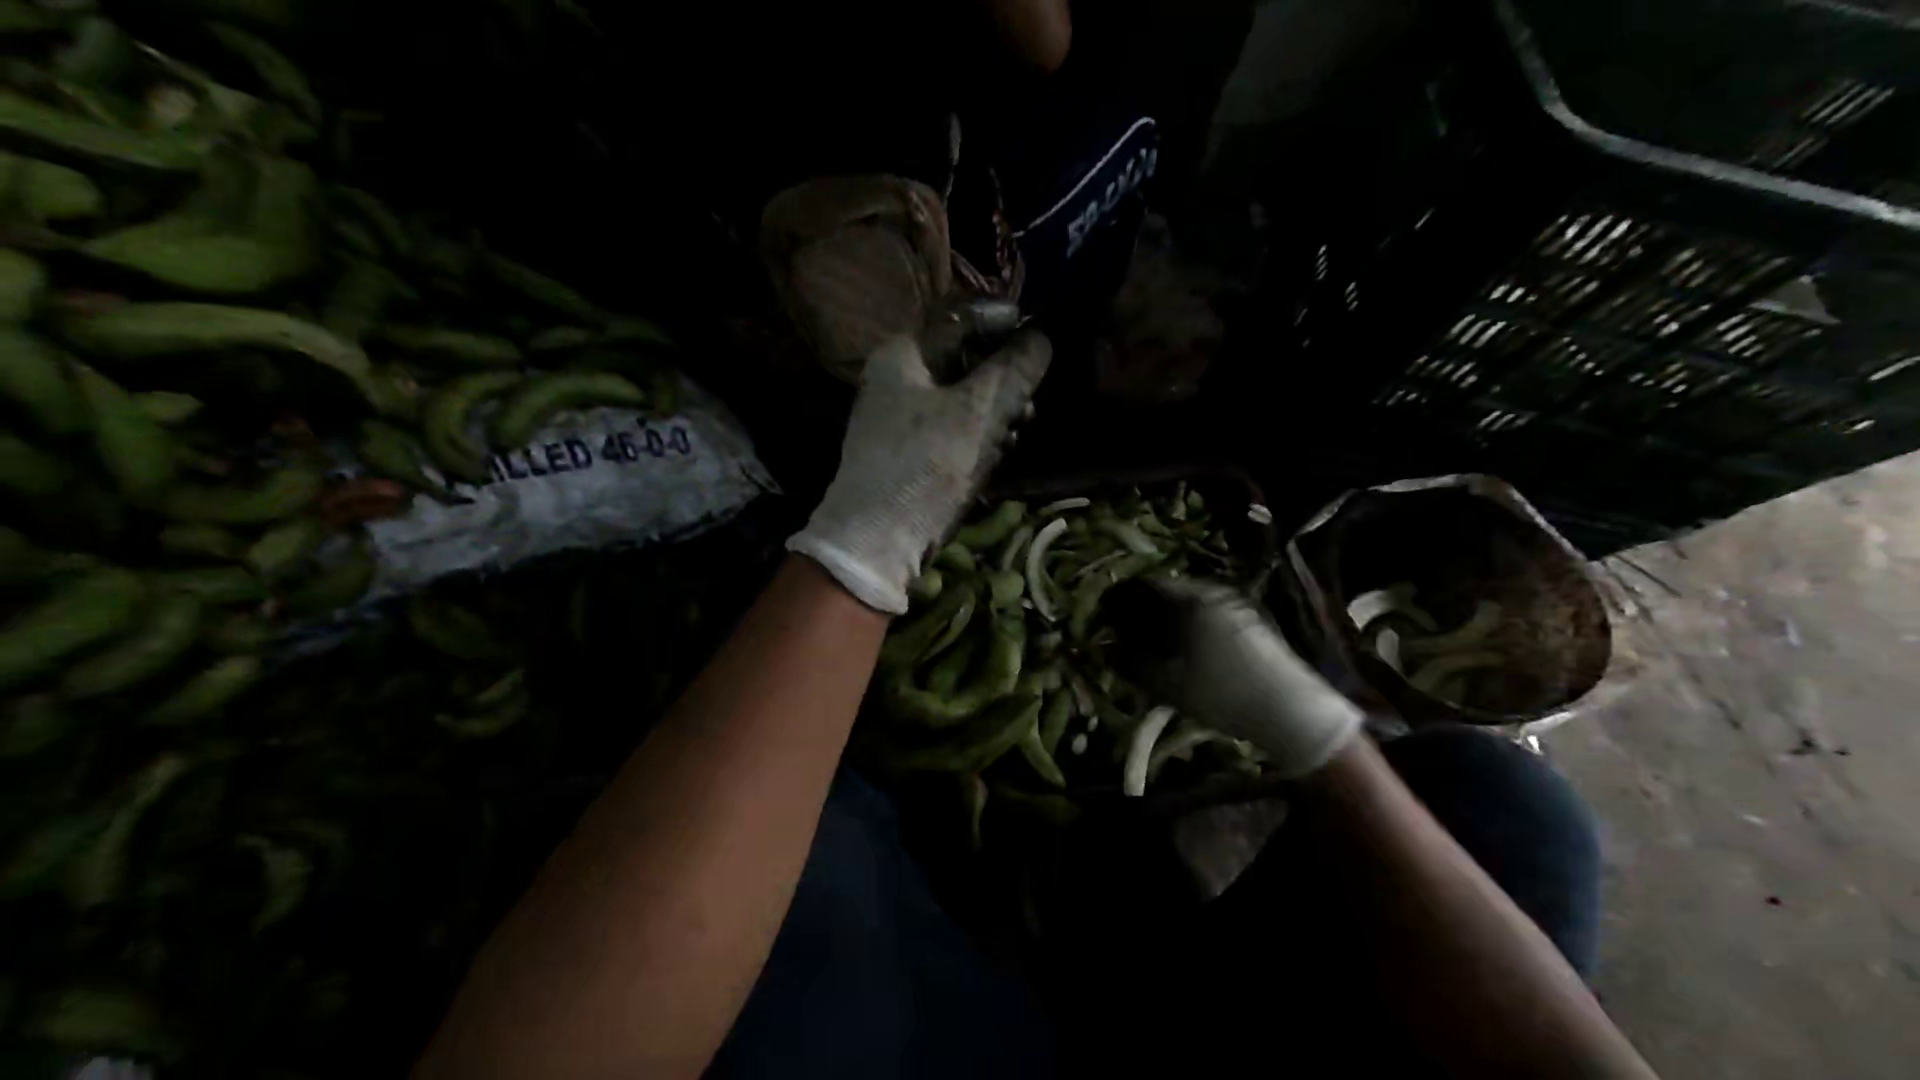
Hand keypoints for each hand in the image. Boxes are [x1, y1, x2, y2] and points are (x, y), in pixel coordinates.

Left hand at [787, 327, 1051, 612]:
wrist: (878, 539)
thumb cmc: (927, 464)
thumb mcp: (979, 411)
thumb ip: (1014, 369)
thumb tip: (1042, 336)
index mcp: (903, 354)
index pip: (962, 320)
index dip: (1005, 324)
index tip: (1042, 340)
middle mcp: (898, 378)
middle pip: (965, 360)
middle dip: (1005, 377)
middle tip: (1031, 401)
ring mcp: (902, 416)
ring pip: (964, 397)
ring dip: (998, 410)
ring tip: (1020, 428)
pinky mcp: (911, 450)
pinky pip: (954, 428)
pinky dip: (980, 434)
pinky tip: (1000, 450)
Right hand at [1108, 578, 1362, 777]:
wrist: (1289, 710)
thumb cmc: (1221, 695)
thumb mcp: (1166, 685)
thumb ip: (1129, 662)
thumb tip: (1103, 647)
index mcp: (1187, 602)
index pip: (1139, 586)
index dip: (1115, 601)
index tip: (1104, 619)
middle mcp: (1209, 592)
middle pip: (1162, 590)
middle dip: (1138, 609)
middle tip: (1124, 634)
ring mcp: (1232, 602)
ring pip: (1184, 600)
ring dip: (1163, 616)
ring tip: (1154, 644)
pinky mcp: (1248, 616)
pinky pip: (1204, 609)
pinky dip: (1185, 622)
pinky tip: (1185, 648)